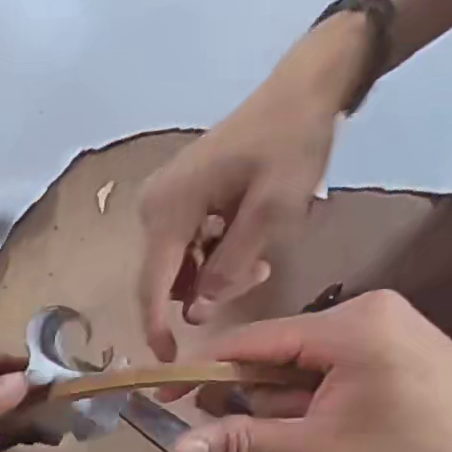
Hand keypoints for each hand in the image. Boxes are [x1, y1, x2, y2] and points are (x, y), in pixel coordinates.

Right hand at [136, 21, 364, 359]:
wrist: (300, 90)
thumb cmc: (291, 143)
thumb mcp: (273, 211)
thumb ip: (230, 266)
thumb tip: (196, 312)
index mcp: (167, 212)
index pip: (152, 285)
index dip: (156, 328)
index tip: (169, 361)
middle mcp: (151, 211)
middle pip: (163, 278)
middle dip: (202, 293)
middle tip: (256, 278)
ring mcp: (159, 206)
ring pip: (175, 268)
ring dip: (210, 276)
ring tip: (258, 258)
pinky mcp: (171, 204)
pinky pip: (182, 250)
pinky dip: (209, 258)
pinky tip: (242, 242)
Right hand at [170, 291, 451, 451]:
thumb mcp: (312, 449)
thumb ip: (239, 438)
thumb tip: (175, 447)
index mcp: (348, 324)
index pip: (248, 340)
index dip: (198, 371)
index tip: (162, 400)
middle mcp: (366, 312)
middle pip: (272, 351)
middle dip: (242, 394)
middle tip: (224, 436)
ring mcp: (387, 329)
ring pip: (297, 364)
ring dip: (276, 403)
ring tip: (287, 442)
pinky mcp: (397, 351)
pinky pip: (327, 369)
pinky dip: (305, 400)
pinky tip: (314, 430)